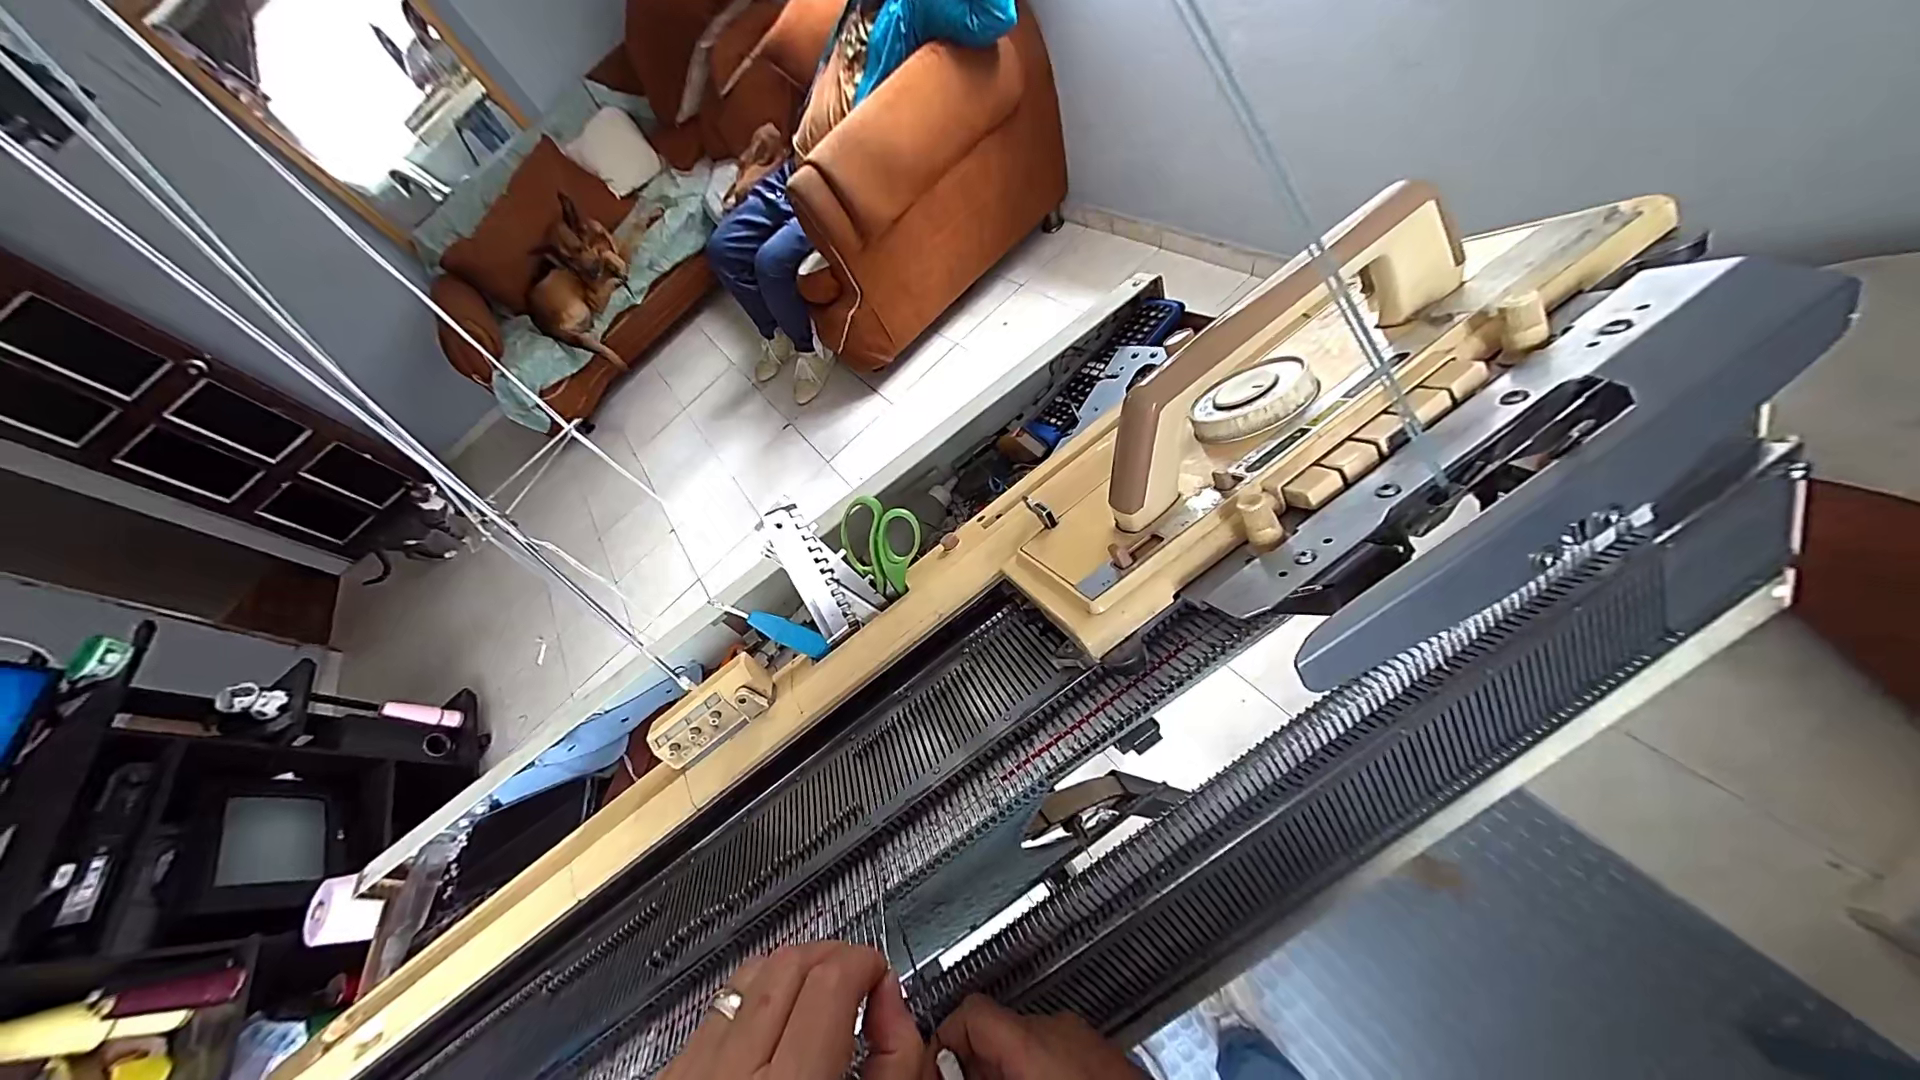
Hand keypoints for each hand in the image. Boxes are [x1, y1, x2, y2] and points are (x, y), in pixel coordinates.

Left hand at [660, 942, 924, 1079]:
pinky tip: (767, 1036)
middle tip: (856, 990)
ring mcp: (690, 1074)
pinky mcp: (667, 1078)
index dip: (869, 965)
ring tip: (814, 1008)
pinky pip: (714, 1008)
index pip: (834, 976)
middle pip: (792, 963)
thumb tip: (893, 1003)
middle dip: (835, 961)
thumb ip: (894, 1063)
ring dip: (792, 975)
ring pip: (750, 975)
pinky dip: (751, 1003)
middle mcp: (730, 1075)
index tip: (881, 986)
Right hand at [931, 994, 1145, 1079]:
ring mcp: (1083, 1039)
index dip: (943, 1039)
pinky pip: (1052, 1052)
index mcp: (1035, 1037)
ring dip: (1003, 1068)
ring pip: (1023, 1040)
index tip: (934, 1068)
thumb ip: (979, 1074)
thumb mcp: (1018, 1078)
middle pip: (993, 1024)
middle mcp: (1060, 1027)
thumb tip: (945, 1068)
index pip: (969, 1010)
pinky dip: (1035, 1070)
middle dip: (973, 1060)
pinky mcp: (1101, 1054)